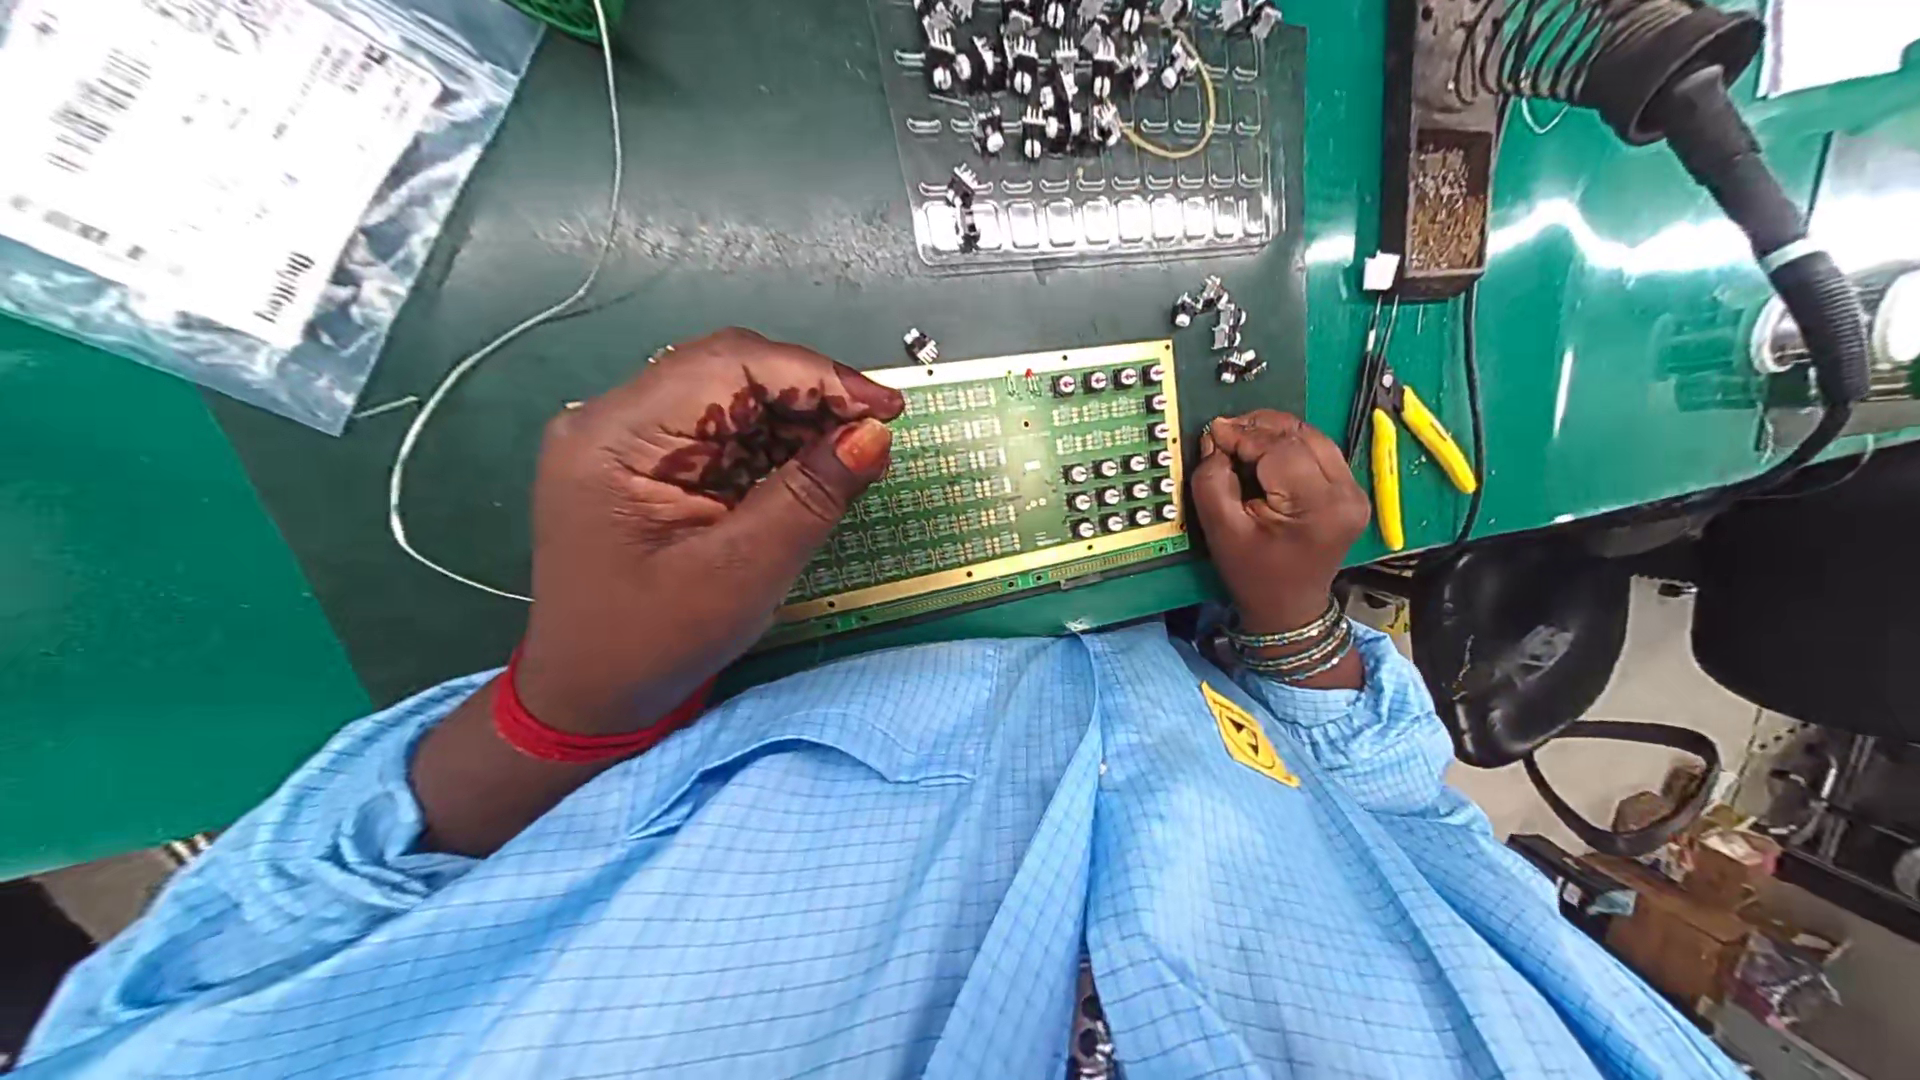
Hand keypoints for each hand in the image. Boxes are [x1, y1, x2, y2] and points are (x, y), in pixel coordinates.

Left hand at [514, 328, 903, 732]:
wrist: (592, 696)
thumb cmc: (654, 644)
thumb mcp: (744, 572)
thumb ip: (810, 496)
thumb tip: (874, 435)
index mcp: (616, 437)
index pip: (727, 365)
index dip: (816, 374)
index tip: (884, 407)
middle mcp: (617, 421)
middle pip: (731, 373)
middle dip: (813, 397)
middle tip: (874, 433)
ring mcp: (636, 442)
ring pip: (737, 401)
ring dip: (803, 424)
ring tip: (853, 457)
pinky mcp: (659, 466)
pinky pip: (731, 436)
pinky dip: (782, 450)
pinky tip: (817, 471)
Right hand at [1190, 410, 1369, 633]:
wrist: (1288, 607)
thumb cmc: (1253, 573)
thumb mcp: (1220, 530)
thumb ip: (1212, 481)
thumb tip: (1216, 440)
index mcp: (1318, 505)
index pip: (1279, 450)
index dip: (1243, 435)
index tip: (1212, 431)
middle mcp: (1346, 492)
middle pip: (1301, 435)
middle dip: (1258, 427)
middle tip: (1224, 431)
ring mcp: (1354, 490)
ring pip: (1312, 436)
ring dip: (1273, 432)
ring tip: (1240, 439)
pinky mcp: (1350, 489)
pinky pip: (1317, 450)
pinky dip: (1287, 444)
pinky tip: (1262, 453)